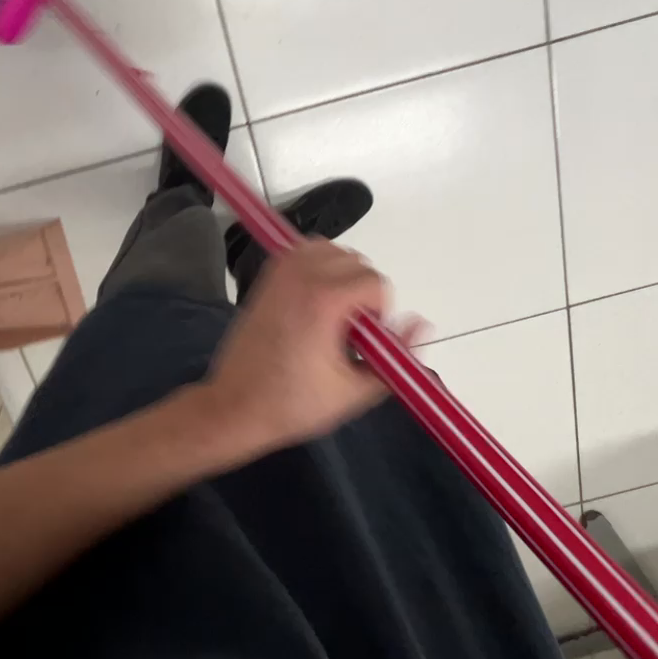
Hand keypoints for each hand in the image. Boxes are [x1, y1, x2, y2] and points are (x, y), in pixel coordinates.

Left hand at [197, 241, 425, 461]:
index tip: (364, 343)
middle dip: (364, 295)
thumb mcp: (354, 392)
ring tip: (335, 317)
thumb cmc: (292, 405)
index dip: (380, 314)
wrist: (235, 407)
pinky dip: (319, 266)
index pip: (376, 283)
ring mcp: (281, 272)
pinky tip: (317, 301)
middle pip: (357, 263)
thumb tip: (422, 325)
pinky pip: (306, 251)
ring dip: (343, 277)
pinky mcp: (268, 276)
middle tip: (350, 334)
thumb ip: (397, 357)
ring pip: (333, 251)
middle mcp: (301, 275)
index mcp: (323, 301)